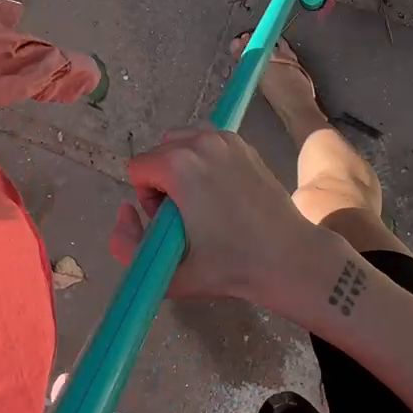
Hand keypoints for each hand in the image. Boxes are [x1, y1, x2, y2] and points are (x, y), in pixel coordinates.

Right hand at [109, 128, 335, 310]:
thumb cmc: (229, 267)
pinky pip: (206, 142)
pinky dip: (203, 160)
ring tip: (202, 203)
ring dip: (180, 168)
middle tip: (186, 218)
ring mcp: (225, 139)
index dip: (146, 200)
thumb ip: (127, 247)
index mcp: (179, 165)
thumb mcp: (168, 273)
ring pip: (182, 142)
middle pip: (158, 153)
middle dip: (162, 182)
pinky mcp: (244, 144)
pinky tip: (221, 193)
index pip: (137, 169)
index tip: (170, 224)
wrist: (288, 257)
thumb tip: (124, 211)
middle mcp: (200, 141)